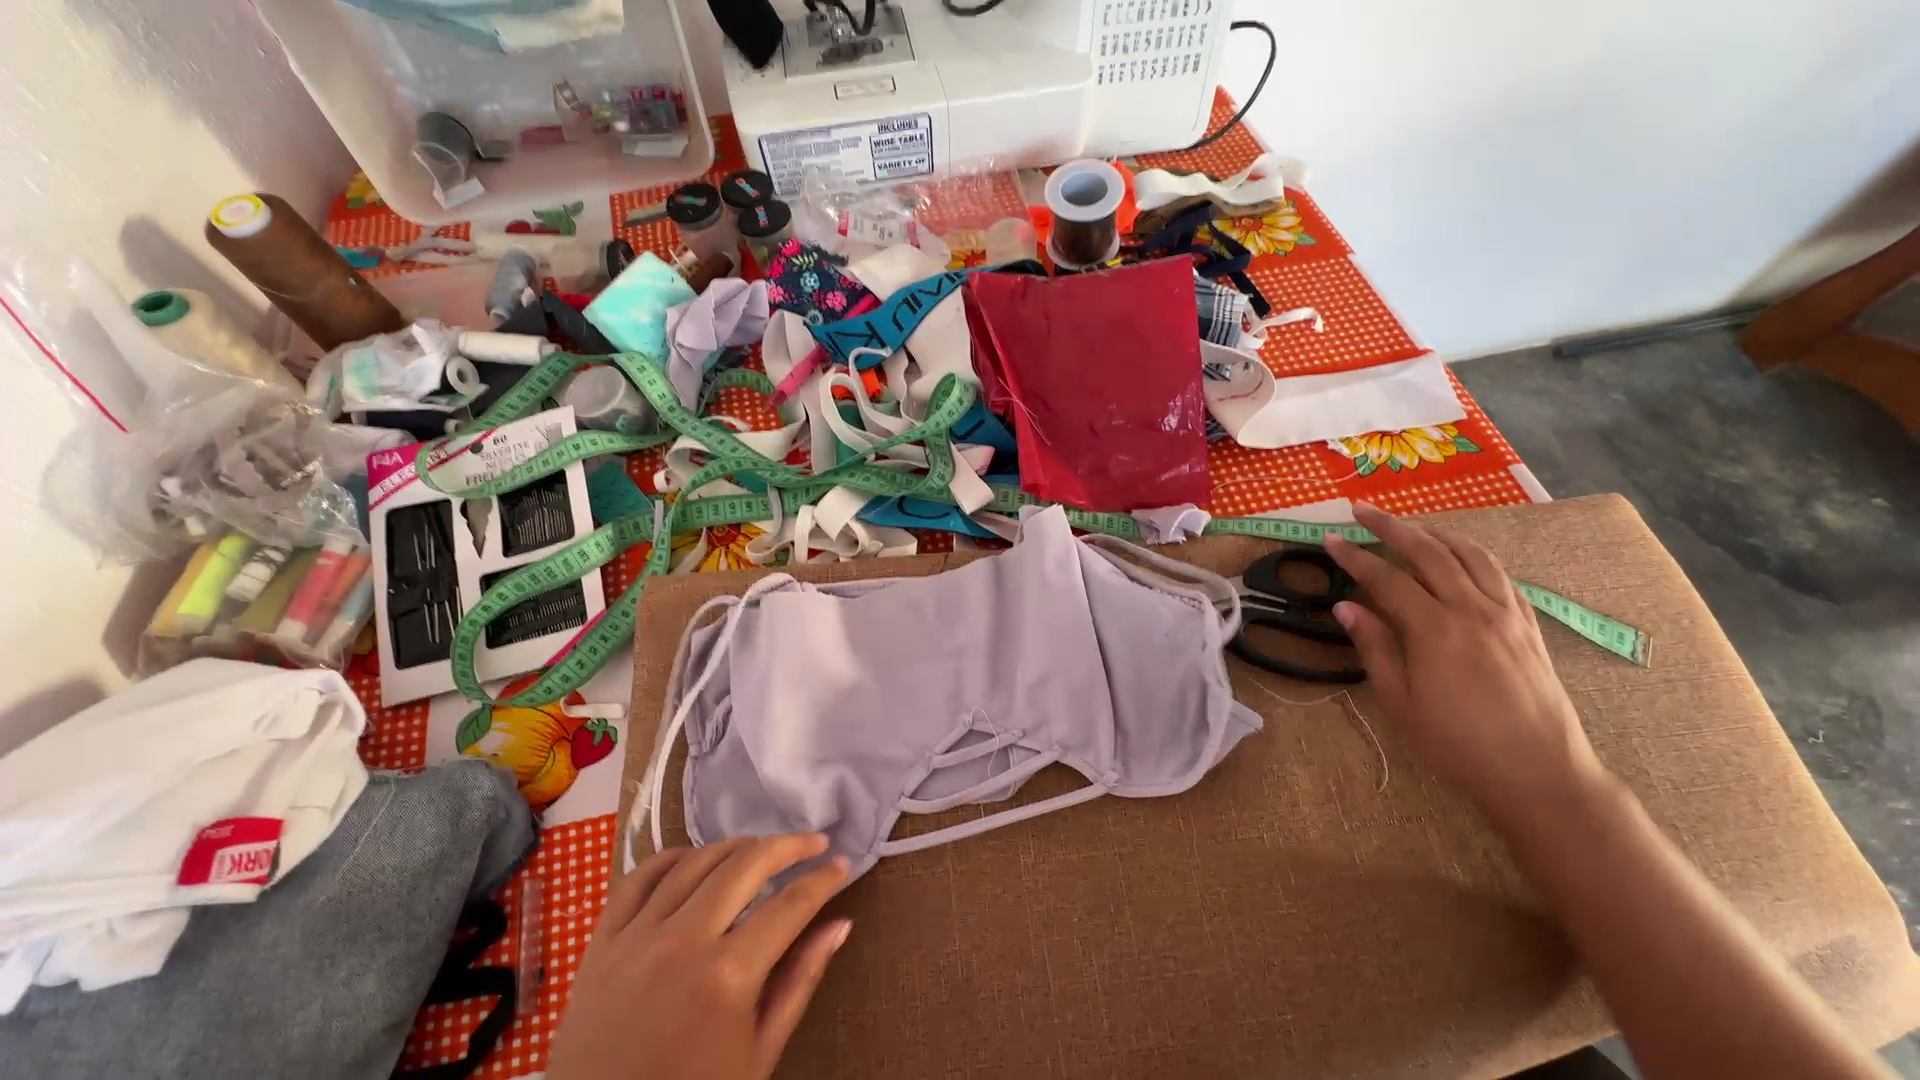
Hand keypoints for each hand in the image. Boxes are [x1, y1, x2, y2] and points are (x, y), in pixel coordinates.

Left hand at [546, 834, 851, 1079]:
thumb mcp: (759, 1053)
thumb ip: (799, 982)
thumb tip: (840, 925)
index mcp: (728, 977)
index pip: (790, 906)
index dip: (822, 880)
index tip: (842, 865)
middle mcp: (683, 942)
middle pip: (744, 866)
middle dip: (787, 846)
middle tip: (813, 842)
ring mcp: (636, 938)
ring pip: (694, 863)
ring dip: (735, 847)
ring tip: (761, 849)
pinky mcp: (602, 943)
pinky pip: (637, 880)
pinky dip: (670, 858)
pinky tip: (695, 859)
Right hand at [1324, 503, 1607, 827]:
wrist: (1539, 773)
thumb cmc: (1457, 744)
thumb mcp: (1401, 703)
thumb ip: (1374, 648)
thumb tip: (1347, 607)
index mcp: (1435, 629)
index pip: (1387, 578)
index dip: (1355, 557)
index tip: (1329, 539)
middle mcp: (1473, 609)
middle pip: (1429, 552)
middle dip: (1392, 526)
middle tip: (1362, 510)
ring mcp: (1507, 614)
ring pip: (1470, 555)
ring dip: (1435, 532)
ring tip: (1410, 525)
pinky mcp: (1529, 625)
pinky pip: (1500, 575)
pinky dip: (1474, 555)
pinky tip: (1462, 556)